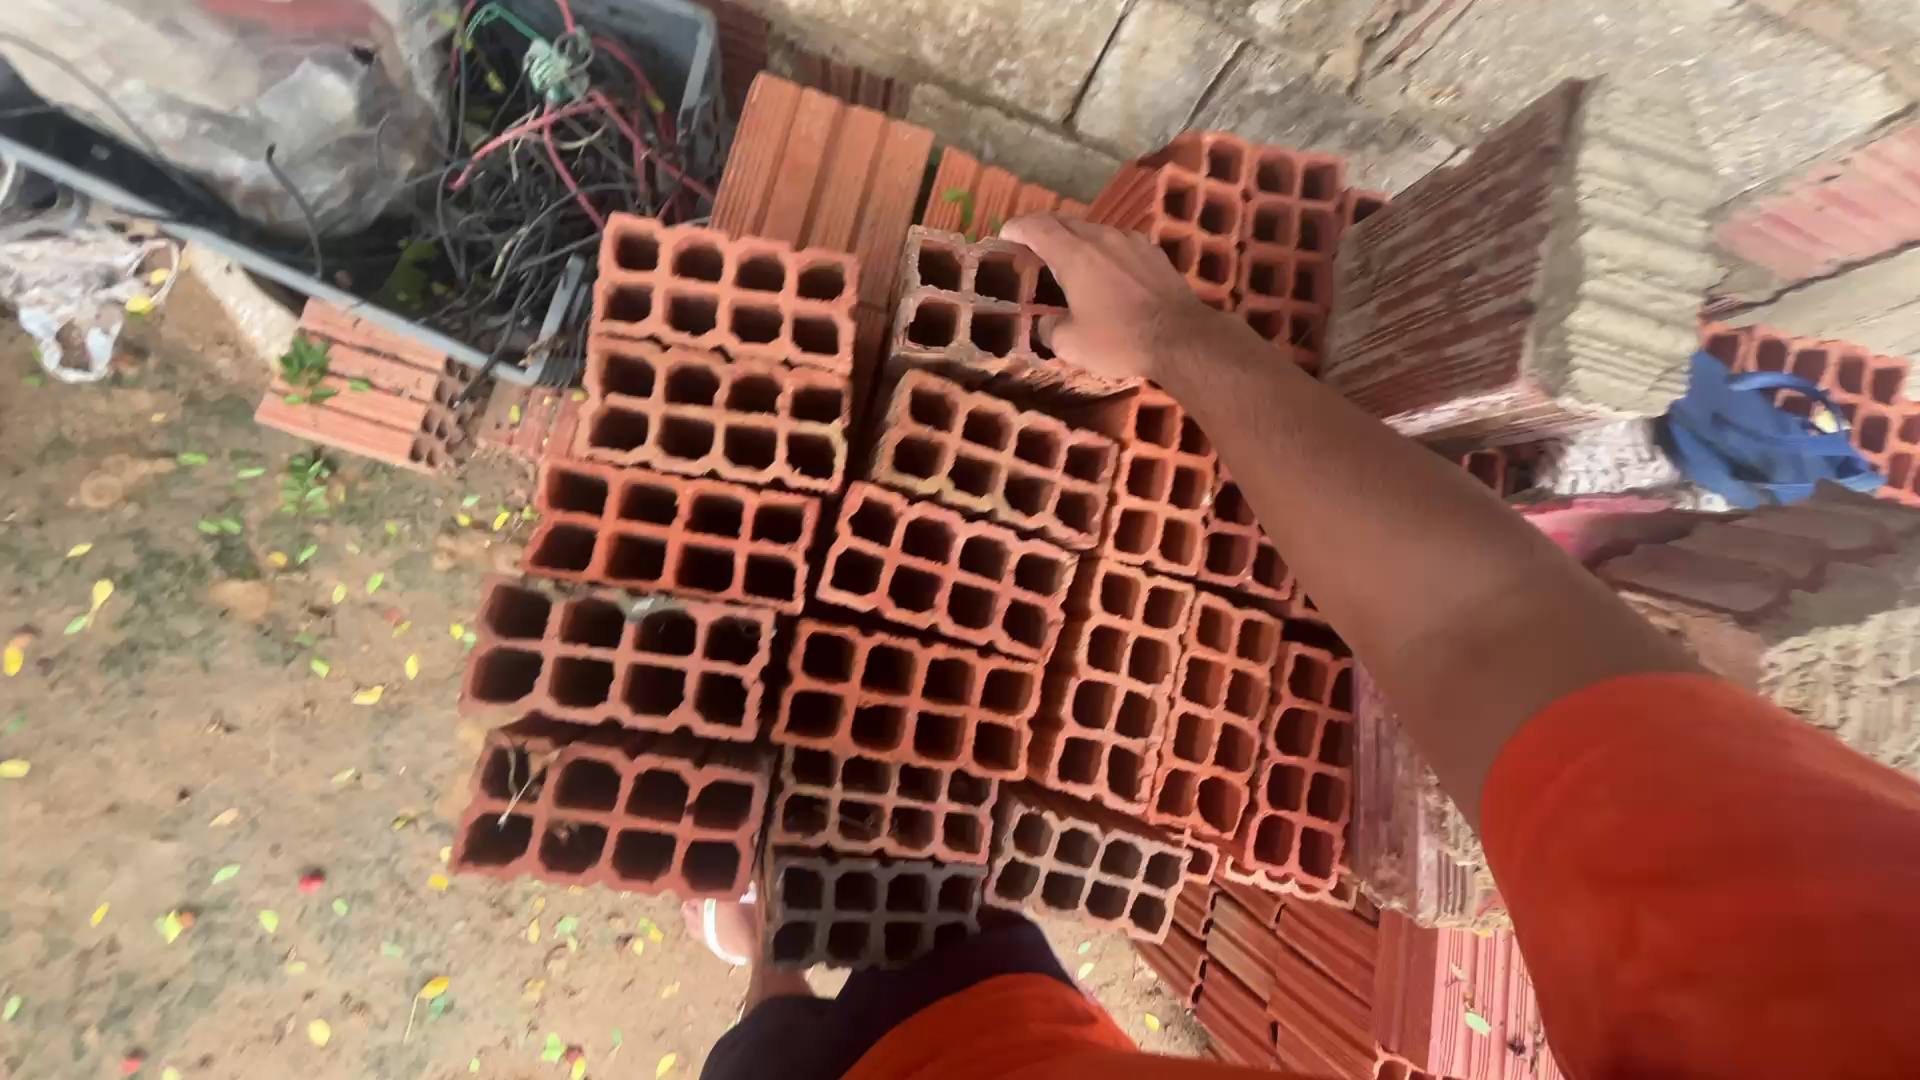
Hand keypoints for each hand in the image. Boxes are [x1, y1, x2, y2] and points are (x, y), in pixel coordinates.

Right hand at [1001, 214, 1232, 382]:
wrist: (1180, 337)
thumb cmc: (1119, 340)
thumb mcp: (1071, 345)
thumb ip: (1049, 328)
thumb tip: (1046, 323)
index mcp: (1074, 255)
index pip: (1037, 227)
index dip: (1017, 228)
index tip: (1006, 234)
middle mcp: (1101, 238)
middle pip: (1064, 222)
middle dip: (1043, 230)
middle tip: (1031, 247)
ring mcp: (1130, 241)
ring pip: (1093, 232)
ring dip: (1075, 242)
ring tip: (1068, 262)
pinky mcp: (1152, 252)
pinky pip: (1118, 244)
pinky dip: (1102, 252)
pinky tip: (1105, 273)